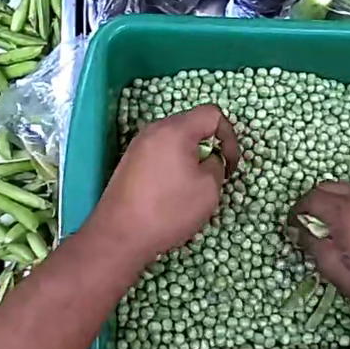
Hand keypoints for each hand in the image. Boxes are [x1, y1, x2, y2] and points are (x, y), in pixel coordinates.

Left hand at [86, 104, 238, 263]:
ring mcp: (138, 145)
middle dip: (210, 145)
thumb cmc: (168, 210)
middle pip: (192, 124)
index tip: (229, 165)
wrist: (120, 235)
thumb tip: (210, 159)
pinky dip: (173, 165)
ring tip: (194, 185)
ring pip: (175, 140)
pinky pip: (160, 153)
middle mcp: (154, 130)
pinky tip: (172, 192)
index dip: (229, 136)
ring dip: (191, 156)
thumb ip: (217, 166)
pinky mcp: (129, 162)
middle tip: (215, 174)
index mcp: (175, 130)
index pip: (212, 114)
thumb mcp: (208, 190)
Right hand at [289, 182, 349, 316]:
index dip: (297, 210)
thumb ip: (312, 243)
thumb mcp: (332, 268)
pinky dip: (349, 204)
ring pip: (346, 190)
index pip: (312, 198)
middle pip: (328, 187)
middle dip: (313, 200)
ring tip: (328, 225)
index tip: (292, 224)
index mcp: (345, 212)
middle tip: (307, 222)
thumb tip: (301, 230)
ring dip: (332, 200)